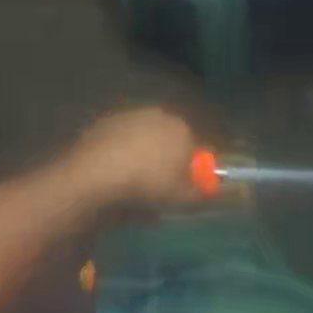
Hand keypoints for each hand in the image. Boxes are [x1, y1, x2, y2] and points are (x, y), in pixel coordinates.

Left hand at [66, 107, 203, 208]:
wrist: (100, 172)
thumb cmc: (150, 184)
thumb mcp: (186, 198)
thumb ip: (206, 192)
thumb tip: (213, 188)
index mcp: (180, 128)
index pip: (195, 148)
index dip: (191, 169)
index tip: (183, 187)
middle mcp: (156, 114)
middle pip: (169, 138)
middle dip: (168, 158)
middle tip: (160, 184)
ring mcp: (128, 114)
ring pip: (145, 137)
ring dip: (144, 153)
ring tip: (135, 178)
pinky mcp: (106, 120)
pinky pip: (122, 138)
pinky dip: (122, 150)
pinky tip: (116, 168)